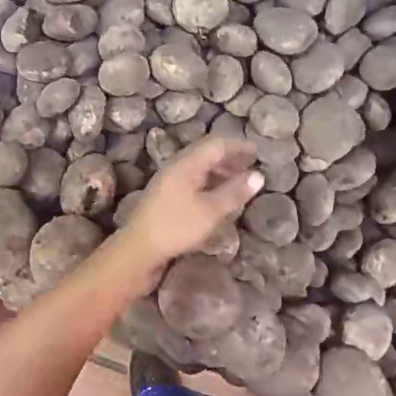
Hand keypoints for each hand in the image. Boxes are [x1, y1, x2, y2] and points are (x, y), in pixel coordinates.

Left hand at [116, 137, 261, 267]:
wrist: (137, 250)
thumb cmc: (176, 227)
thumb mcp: (211, 210)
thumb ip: (235, 192)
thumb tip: (259, 175)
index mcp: (186, 163)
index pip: (216, 145)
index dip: (238, 146)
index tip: (257, 151)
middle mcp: (176, 168)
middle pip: (206, 155)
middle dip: (230, 158)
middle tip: (251, 165)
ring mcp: (168, 183)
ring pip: (199, 169)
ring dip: (220, 172)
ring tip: (239, 181)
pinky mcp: (165, 198)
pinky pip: (193, 182)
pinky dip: (210, 184)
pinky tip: (218, 197)